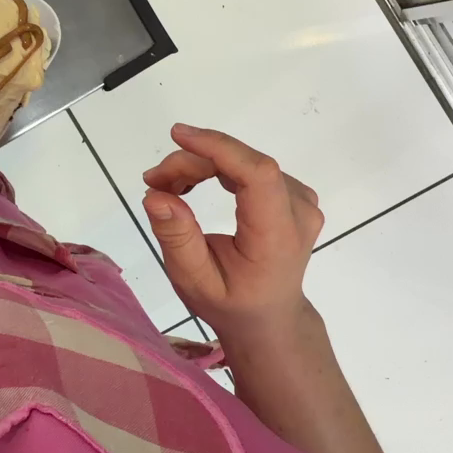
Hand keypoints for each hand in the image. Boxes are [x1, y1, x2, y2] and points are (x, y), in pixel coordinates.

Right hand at [140, 124, 324, 341]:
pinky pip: (247, 167)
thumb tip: (156, 195)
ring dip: (199, 165)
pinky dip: (213, 168)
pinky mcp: (291, 195)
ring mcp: (299, 201)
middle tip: (153, 181)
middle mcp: (298, 212)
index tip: (178, 135)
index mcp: (276, 237)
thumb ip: (177, 237)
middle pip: (244, 164)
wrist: (268, 317)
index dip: (218, 147)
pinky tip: (191, 185)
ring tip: (167, 187)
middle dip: (191, 162)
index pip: (257, 175)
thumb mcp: (193, 280)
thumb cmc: (229, 302)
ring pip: (242, 162)